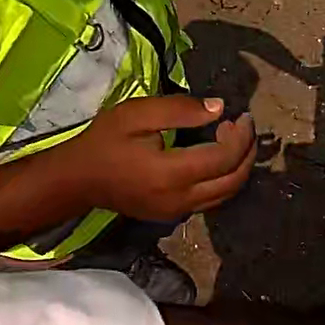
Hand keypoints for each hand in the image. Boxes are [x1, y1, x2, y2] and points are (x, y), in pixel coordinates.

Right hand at [49, 96, 256, 221]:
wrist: (78, 179)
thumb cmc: (104, 142)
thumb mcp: (137, 114)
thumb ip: (180, 110)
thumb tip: (219, 108)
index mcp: (172, 173)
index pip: (224, 157)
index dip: (240, 136)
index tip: (241, 115)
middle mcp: (181, 199)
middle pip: (233, 180)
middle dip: (247, 152)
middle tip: (243, 126)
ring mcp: (178, 212)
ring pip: (226, 194)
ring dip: (239, 167)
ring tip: (234, 139)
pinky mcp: (174, 215)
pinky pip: (212, 200)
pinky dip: (225, 179)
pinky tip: (218, 158)